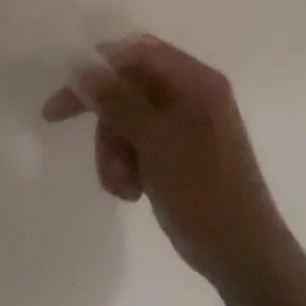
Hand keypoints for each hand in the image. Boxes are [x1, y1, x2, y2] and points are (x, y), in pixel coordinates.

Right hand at [42, 35, 291, 280]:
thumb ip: (118, 101)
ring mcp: (183, 128)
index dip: (98, 69)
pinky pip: (136, 147)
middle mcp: (191, 97)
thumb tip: (84, 67)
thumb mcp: (156, 142)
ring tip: (122, 187)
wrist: (239, 251)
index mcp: (196, 82)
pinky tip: (132, 193)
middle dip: (107, 125)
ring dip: (113, 153)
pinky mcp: (175, 155)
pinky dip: (126, 167)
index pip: (137, 54)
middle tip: (90, 153)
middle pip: (126, 90)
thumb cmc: (203, 190)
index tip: (66, 99)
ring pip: (125, 123)